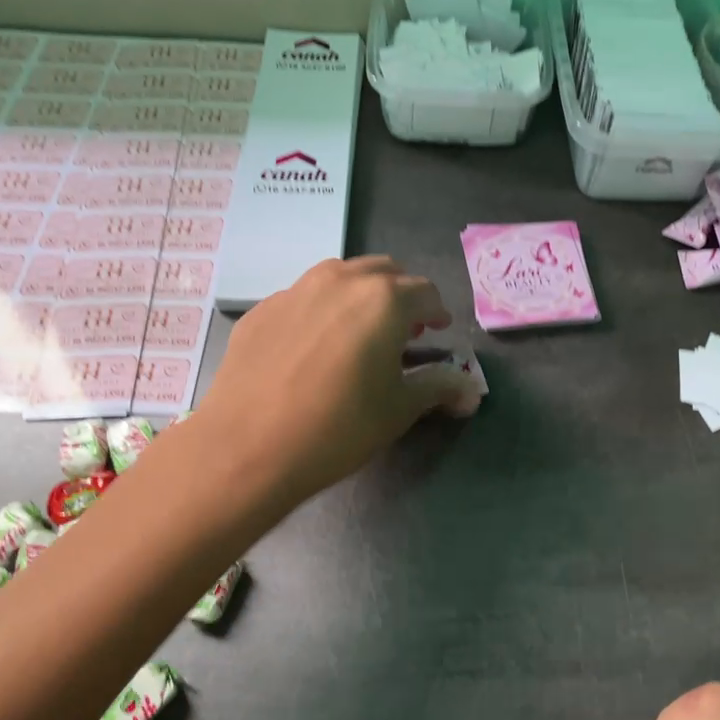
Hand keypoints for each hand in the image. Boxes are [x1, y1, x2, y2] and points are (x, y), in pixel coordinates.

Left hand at [192, 256, 481, 498]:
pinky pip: (302, 299)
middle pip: (383, 272)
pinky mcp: (261, 310)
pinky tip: (311, 350)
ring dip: (359, 296)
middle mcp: (341, 280)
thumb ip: (439, 387)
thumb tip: (472, 391)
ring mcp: (295, 290)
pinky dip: (319, 313)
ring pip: (339, 277)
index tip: (438, 332)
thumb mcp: (400, 409)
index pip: (426, 292)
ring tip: (358, 334)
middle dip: (400, 296)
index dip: (438, 313)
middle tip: (403, 330)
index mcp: (384, 299)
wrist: (247, 446)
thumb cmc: (339, 426)